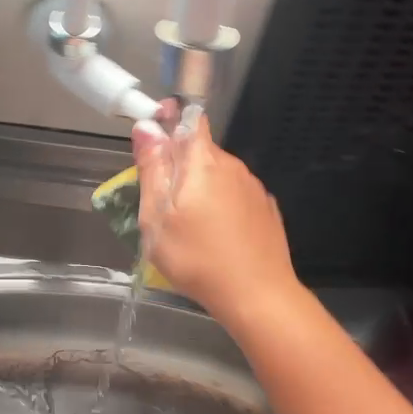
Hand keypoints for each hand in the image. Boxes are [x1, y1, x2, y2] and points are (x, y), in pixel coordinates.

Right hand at [133, 103, 298, 323]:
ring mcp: (253, 188)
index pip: (189, 119)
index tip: (154, 143)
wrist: (257, 295)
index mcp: (203, 162)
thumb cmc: (197, 258)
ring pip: (218, 177)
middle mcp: (233, 166)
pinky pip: (235, 198)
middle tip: (162, 206)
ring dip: (201, 191)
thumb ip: (152, 171)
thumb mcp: (158, 219)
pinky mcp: (266, 210)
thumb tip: (146, 128)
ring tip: (189, 230)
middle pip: (200, 152)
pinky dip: (221, 209)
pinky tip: (216, 239)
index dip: (170, 120)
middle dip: (180, 169)